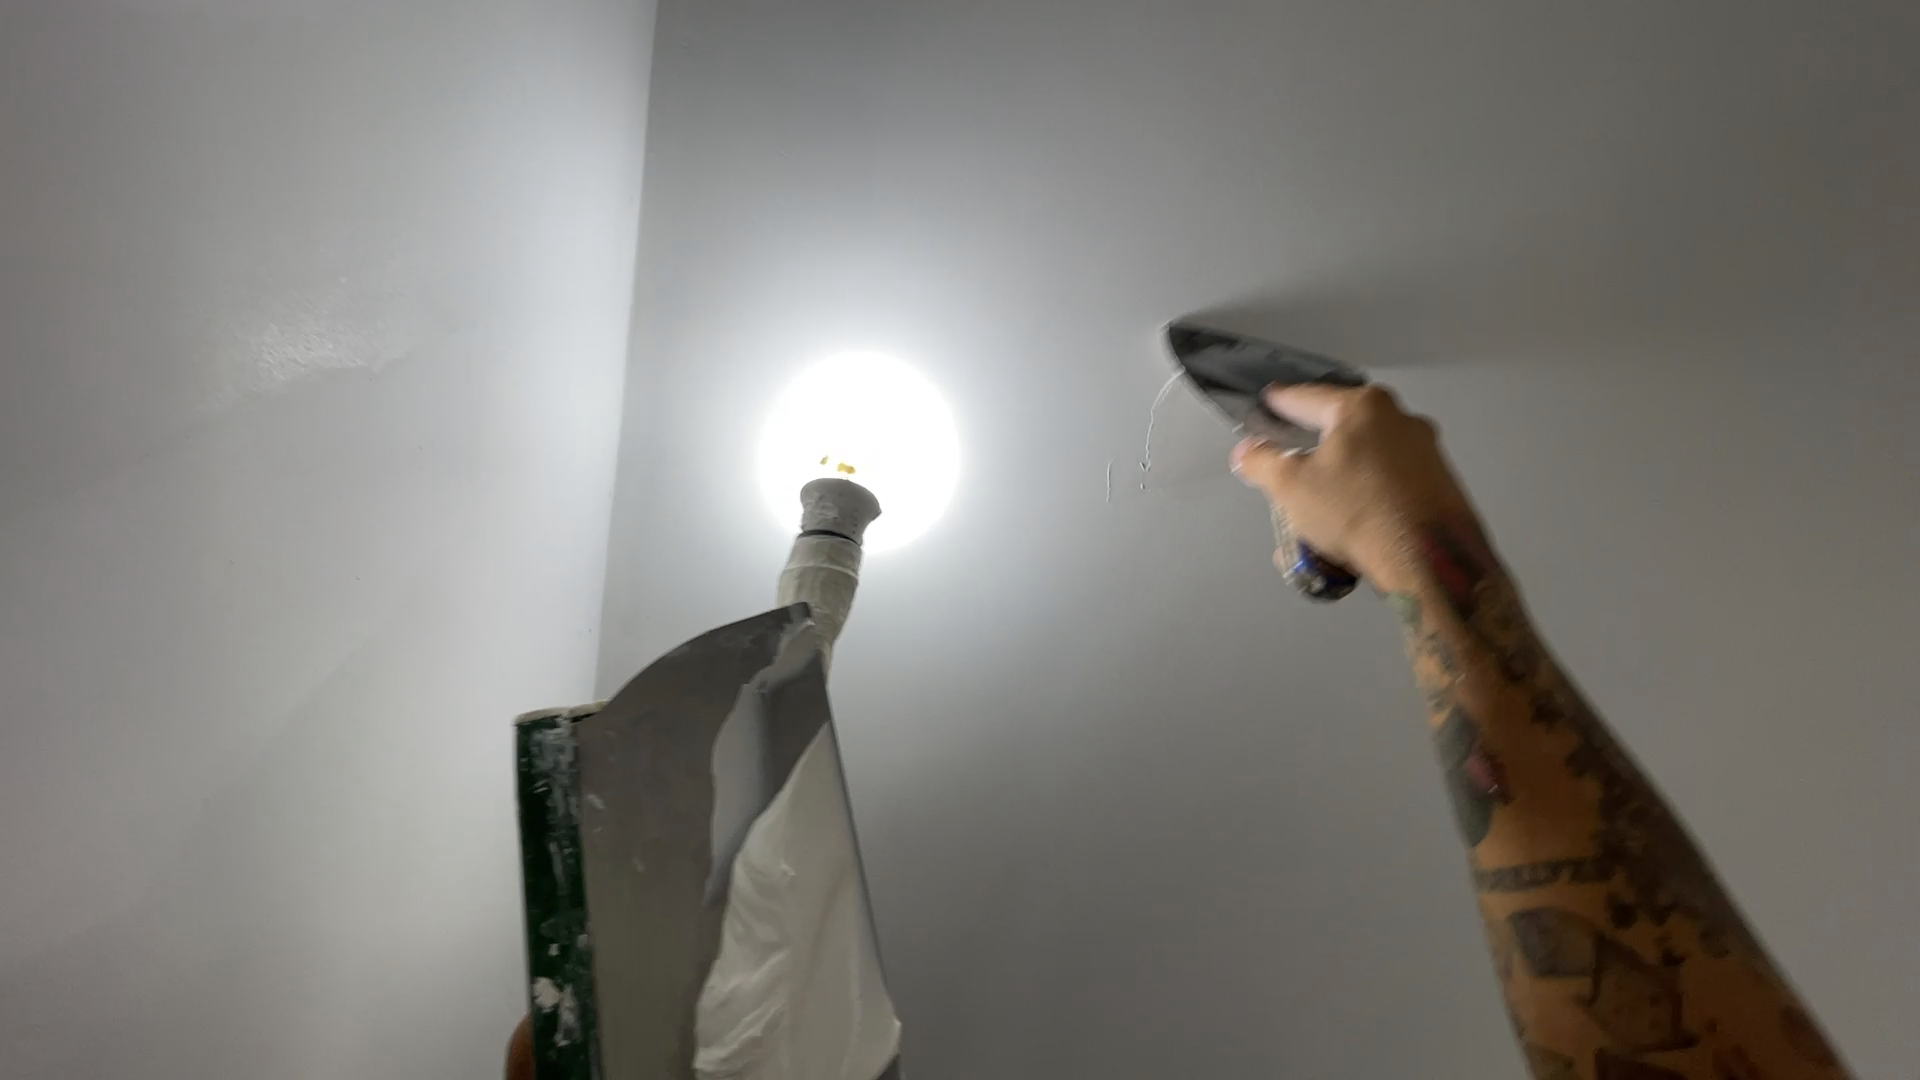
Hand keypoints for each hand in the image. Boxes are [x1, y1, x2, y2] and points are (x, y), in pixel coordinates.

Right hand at [1230, 383, 1478, 591]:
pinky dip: (1362, 496)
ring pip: (1363, 457)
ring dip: (1335, 478)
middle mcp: (1400, 419)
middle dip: (1310, 449)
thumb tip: (1248, 452)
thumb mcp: (1289, 485)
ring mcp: (1426, 450)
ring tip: (1315, 513)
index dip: (1279, 402)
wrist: (1427, 560)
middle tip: (1287, 469)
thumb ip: (1261, 461)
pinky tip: (1348, 525)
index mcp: (1362, 408)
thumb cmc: (1358, 513)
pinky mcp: (1440, 482)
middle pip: (1338, 427)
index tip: (1267, 403)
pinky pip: (1386, 481)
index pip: (1306, 397)